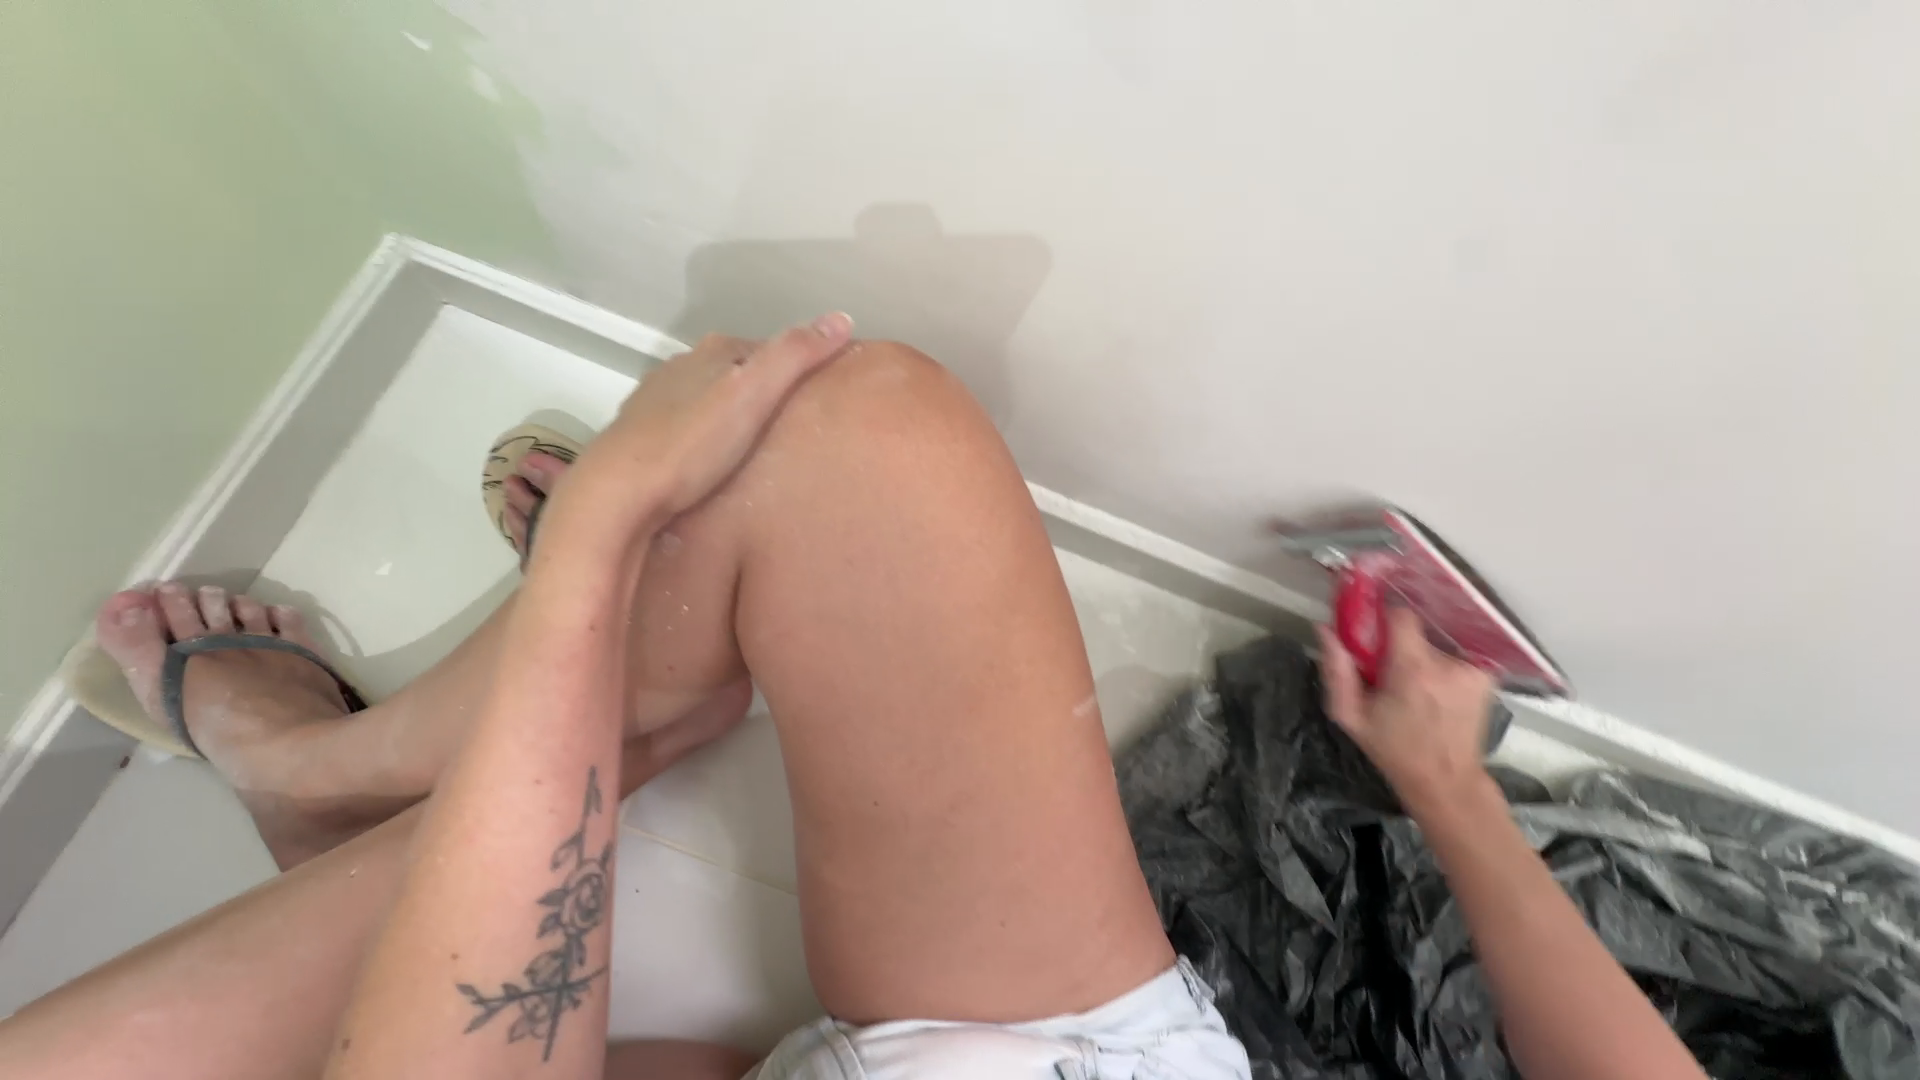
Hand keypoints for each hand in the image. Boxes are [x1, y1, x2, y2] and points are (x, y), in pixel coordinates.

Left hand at [552, 314, 853, 537]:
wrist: (619, 493)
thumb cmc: (692, 444)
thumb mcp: (754, 395)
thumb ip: (795, 356)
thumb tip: (842, 318)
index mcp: (712, 352)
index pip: (766, 347)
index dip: (795, 366)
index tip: (819, 392)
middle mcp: (681, 367)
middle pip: (735, 371)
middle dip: (763, 389)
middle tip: (796, 422)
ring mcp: (656, 401)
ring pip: (707, 397)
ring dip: (732, 412)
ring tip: (759, 443)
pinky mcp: (641, 436)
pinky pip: (686, 426)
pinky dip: (706, 434)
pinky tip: (714, 458)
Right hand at [1317, 608, 1497, 815]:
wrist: (1446, 781)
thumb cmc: (1392, 749)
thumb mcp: (1350, 715)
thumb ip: (1336, 670)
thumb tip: (1324, 629)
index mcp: (1413, 670)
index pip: (1401, 616)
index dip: (1384, 620)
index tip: (1373, 635)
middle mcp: (1448, 664)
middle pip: (1417, 634)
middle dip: (1400, 648)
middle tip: (1389, 674)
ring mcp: (1473, 672)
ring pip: (1436, 647)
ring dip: (1422, 660)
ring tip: (1414, 691)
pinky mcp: (1487, 680)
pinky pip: (1455, 659)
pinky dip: (1442, 670)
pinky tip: (1435, 694)